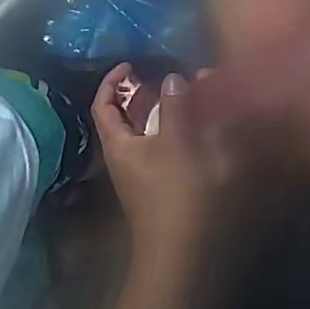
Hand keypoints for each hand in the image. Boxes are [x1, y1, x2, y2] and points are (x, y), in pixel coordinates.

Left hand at [91, 62, 223, 258]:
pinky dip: (182, 126)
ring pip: (152, 129)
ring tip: (195, 91)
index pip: (104, 106)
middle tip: (175, 74)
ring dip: (170, 108)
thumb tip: (172, 78)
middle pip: (130, 116)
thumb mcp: (177, 142)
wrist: (183, 245)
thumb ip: (175, 107)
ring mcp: (147, 169)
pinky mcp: (166, 180)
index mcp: (120, 145)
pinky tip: (205, 122)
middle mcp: (128, 155)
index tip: (131, 63)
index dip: (113, 82)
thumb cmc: (176, 190)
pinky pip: (169, 143)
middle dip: (150, 92)